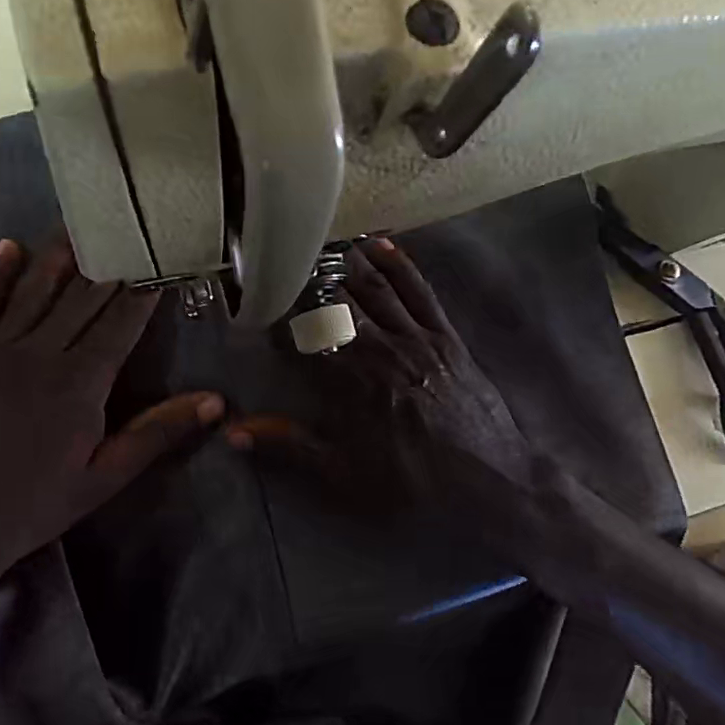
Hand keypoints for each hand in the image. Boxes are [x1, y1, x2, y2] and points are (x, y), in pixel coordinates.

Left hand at [0, 238, 223, 572]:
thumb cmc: (36, 503)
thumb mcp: (108, 476)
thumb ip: (159, 432)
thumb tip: (215, 402)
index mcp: (82, 382)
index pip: (123, 321)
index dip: (145, 287)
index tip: (162, 256)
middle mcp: (42, 353)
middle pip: (84, 296)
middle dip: (111, 258)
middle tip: (129, 222)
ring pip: (36, 290)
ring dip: (61, 252)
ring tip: (80, 218)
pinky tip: (7, 245)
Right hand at [228, 238, 542, 527]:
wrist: (490, 481)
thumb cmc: (413, 482)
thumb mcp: (344, 473)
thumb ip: (290, 446)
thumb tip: (234, 432)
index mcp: (352, 379)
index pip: (306, 335)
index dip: (280, 321)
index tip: (262, 317)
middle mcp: (381, 346)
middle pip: (339, 300)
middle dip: (308, 281)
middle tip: (284, 263)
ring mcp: (418, 336)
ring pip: (377, 287)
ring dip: (347, 262)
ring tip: (321, 242)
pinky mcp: (446, 334)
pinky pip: (420, 291)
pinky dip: (399, 265)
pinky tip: (380, 245)